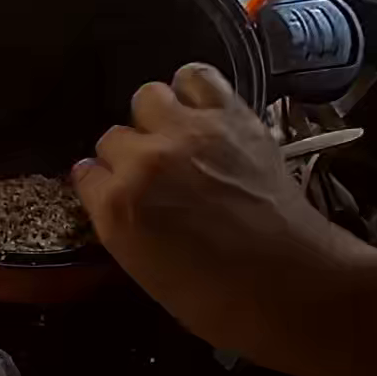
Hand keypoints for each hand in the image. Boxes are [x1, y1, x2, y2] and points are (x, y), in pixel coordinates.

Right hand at [72, 63, 376, 375]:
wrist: (292, 287)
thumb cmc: (211, 298)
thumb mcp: (142, 269)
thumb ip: (117, 221)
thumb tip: (108, 190)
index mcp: (117, 208)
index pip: (84, 174)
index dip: (99, 184)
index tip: (111, 192)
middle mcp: (144, 162)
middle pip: (111, 136)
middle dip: (124, 155)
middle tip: (150, 173)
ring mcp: (189, 133)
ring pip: (147, 96)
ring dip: (153, 117)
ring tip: (171, 137)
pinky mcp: (231, 116)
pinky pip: (196, 77)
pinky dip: (191, 90)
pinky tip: (198, 113)